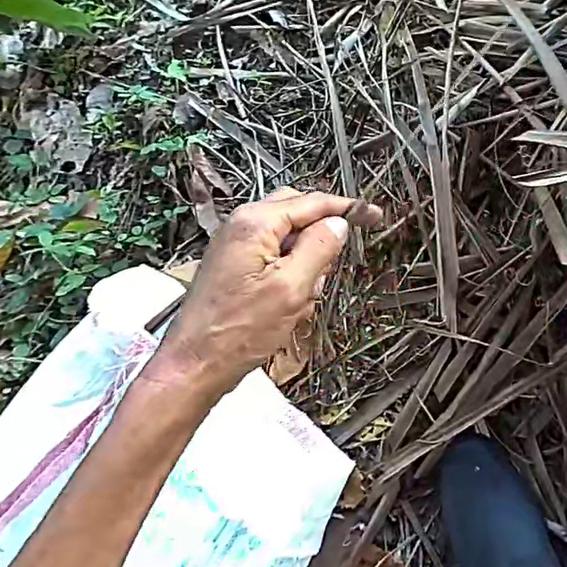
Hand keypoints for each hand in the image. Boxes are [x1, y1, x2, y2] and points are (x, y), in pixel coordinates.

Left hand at [142, 189, 381, 401]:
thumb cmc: (235, 332)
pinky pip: (273, 254)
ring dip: (305, 259)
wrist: (195, 364)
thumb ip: (319, 249)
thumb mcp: (291, 289)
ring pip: (287, 235)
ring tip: (302, 296)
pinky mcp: (233, 263)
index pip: (313, 202)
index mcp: (255, 223)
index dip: (347, 208)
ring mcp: (235, 243)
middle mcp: (241, 225)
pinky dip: (289, 272)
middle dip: (322, 235)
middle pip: (298, 212)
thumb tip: (338, 224)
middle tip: (337, 260)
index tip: (372, 215)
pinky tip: (288, 301)